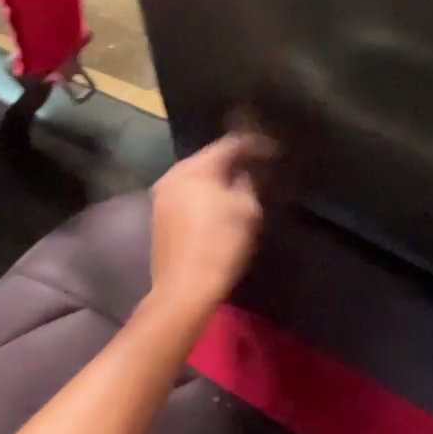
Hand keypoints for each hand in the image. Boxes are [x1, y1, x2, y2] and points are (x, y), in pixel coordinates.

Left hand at [147, 131, 276, 315]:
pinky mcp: (159, 215)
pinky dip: (204, 194)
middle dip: (234, 161)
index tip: (273, 150)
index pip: (229, 144)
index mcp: (195, 168)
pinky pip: (187, 193)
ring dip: (218, 179)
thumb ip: (247, 183)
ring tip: (240, 185)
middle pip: (210, 158)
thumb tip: (244, 173)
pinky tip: (219, 204)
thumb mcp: (246, 210)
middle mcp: (173, 175)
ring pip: (197, 177)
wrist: (184, 289)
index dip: (254, 144)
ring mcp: (162, 196)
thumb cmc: (219, 245)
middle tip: (258, 166)